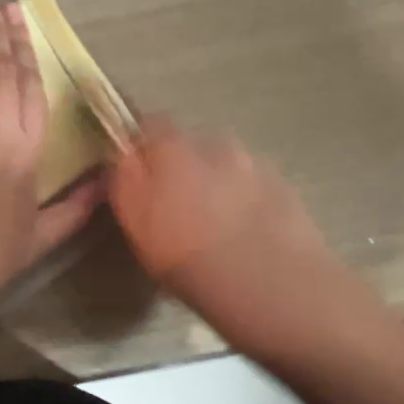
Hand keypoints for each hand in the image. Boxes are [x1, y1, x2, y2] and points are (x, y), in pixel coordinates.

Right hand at [110, 119, 391, 356]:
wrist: (266, 280)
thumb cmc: (186, 255)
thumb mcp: (137, 223)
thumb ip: (126, 182)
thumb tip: (120, 155)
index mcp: (175, 149)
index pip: (150, 123)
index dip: (137, 140)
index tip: (129, 164)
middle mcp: (218, 143)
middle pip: (189, 143)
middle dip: (176, 163)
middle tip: (165, 201)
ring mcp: (255, 163)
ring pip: (223, 163)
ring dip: (211, 181)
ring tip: (203, 221)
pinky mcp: (284, 186)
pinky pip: (251, 184)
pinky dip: (239, 198)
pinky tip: (235, 231)